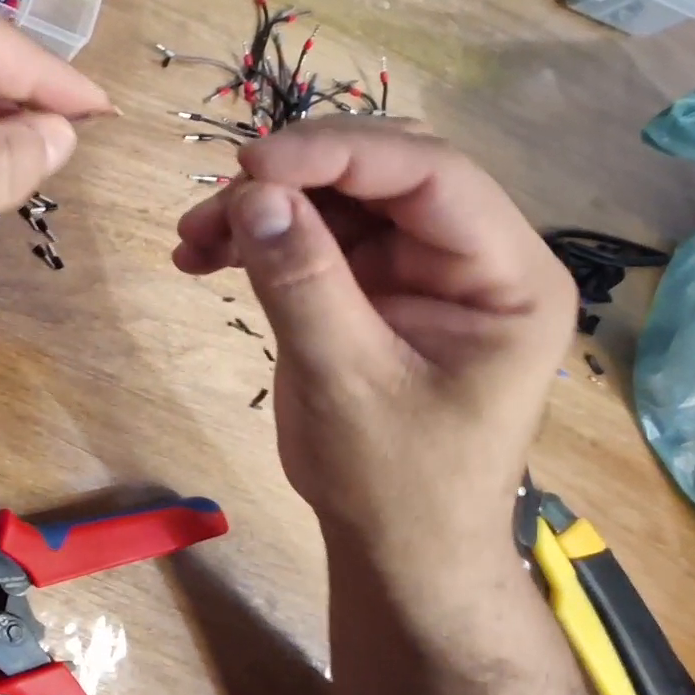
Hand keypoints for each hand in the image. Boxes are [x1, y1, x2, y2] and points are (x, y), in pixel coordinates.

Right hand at [173, 119, 574, 563]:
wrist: (392, 541)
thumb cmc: (393, 476)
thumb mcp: (344, 377)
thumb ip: (302, 281)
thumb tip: (253, 195)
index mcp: (504, 274)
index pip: (431, 175)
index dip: (340, 154)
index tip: (251, 165)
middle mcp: (463, 256)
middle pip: (378, 174)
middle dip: (290, 180)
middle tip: (216, 205)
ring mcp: (410, 269)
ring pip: (331, 199)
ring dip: (256, 209)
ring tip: (191, 240)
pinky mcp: (363, 287)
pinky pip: (305, 236)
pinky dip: (251, 239)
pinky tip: (201, 258)